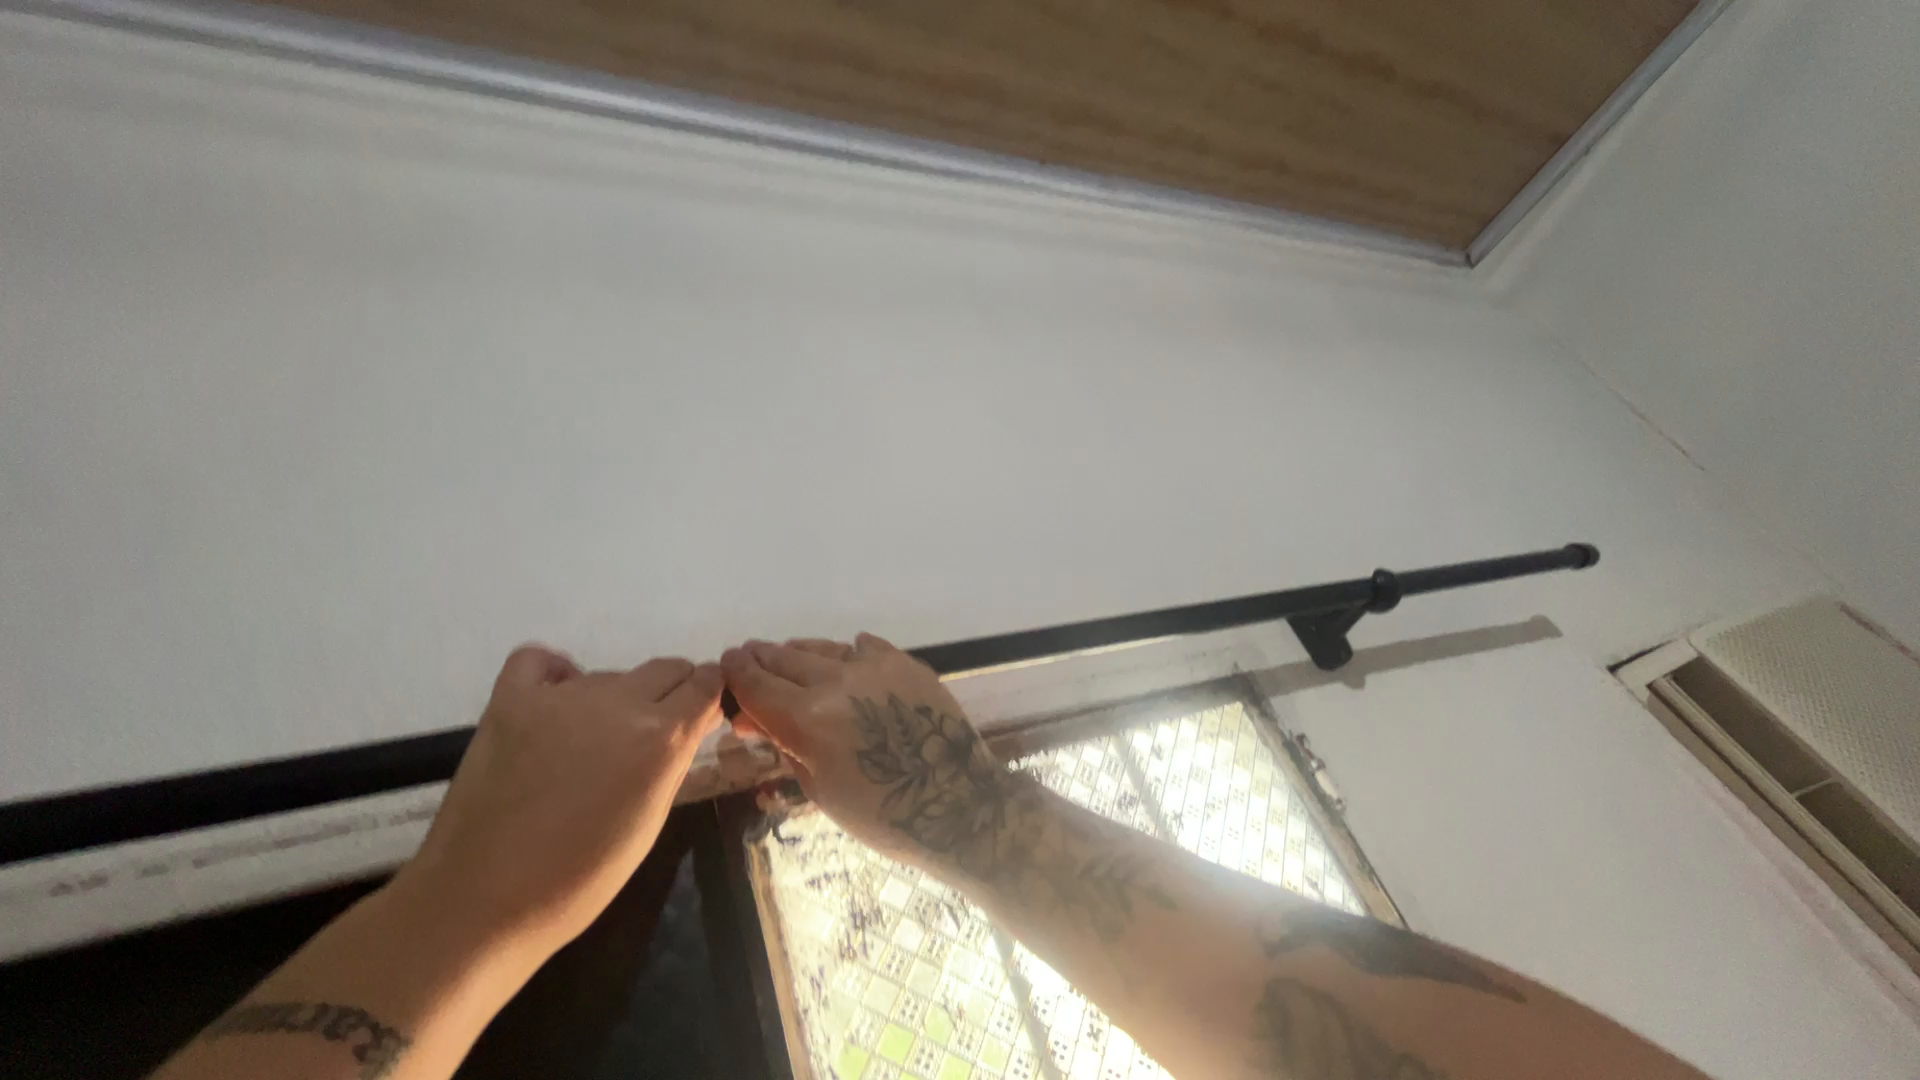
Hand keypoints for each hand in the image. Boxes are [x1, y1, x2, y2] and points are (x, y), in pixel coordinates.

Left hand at [391, 646, 723, 956]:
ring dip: (615, 699)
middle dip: (671, 694)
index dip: (710, 696)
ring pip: (611, 675)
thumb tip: (692, 725)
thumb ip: (675, 761)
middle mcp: (620, 702)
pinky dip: (555, 675)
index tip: (701, 714)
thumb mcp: (652, 821)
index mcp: (662, 736)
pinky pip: (541, 661)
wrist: (483, 903)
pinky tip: (554, 708)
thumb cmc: (582, 878)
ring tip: (587, 746)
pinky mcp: (511, 700)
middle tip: (650, 735)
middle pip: (667, 669)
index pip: (707, 682)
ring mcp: (562, 696)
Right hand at [721, 634, 1023, 877]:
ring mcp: (874, 666)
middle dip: (762, 659)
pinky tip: (843, 659)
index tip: (726, 665)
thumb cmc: (882, 815)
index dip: (736, 675)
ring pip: (822, 649)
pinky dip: (846, 653)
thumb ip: (785, 743)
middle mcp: (836, 681)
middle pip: (784, 660)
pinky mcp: (904, 662)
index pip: (756, 686)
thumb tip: (755, 718)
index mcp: (807, 718)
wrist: (958, 802)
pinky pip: (864, 647)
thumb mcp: (819, 787)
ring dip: (798, 653)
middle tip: (748, 657)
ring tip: (786, 656)